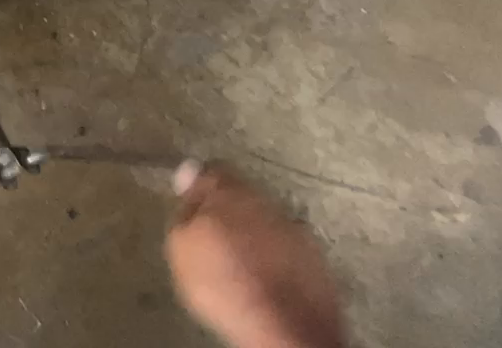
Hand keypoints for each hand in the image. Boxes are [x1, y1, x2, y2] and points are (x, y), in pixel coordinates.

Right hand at [166, 161, 348, 347]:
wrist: (287, 331)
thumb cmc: (222, 284)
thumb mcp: (182, 245)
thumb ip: (186, 208)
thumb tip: (188, 174)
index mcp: (231, 193)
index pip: (210, 170)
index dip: (196, 183)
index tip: (189, 201)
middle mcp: (268, 203)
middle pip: (243, 195)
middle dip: (228, 208)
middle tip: (213, 230)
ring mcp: (299, 233)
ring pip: (267, 220)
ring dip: (253, 231)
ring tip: (239, 253)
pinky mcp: (319, 263)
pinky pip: (286, 247)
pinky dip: (274, 253)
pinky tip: (263, 270)